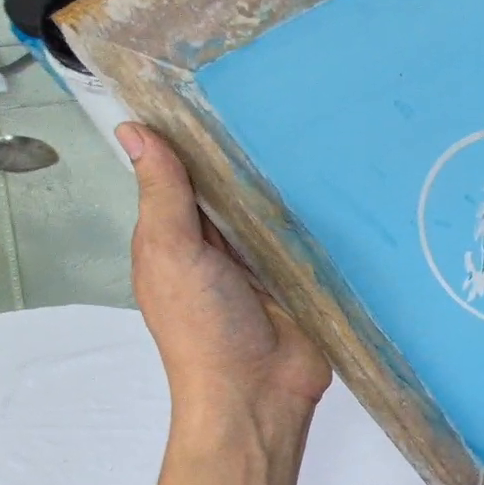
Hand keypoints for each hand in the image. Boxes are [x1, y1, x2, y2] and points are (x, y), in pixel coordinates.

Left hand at [118, 123, 331, 429]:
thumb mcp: (171, 252)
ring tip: (326, 144)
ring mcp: (271, 269)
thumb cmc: (204, 326)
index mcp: (180, 239)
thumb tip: (135, 132)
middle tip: (287, 110)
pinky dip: (328, 229)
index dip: (198, 142)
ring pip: (280, 220)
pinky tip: (348, 197)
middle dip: (255, 163)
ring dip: (297, 194)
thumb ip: (164, 197)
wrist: (259, 392)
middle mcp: (225, 250)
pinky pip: (317, 249)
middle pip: (239, 197)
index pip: (187, 180)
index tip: (220, 92)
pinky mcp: (310, 287)